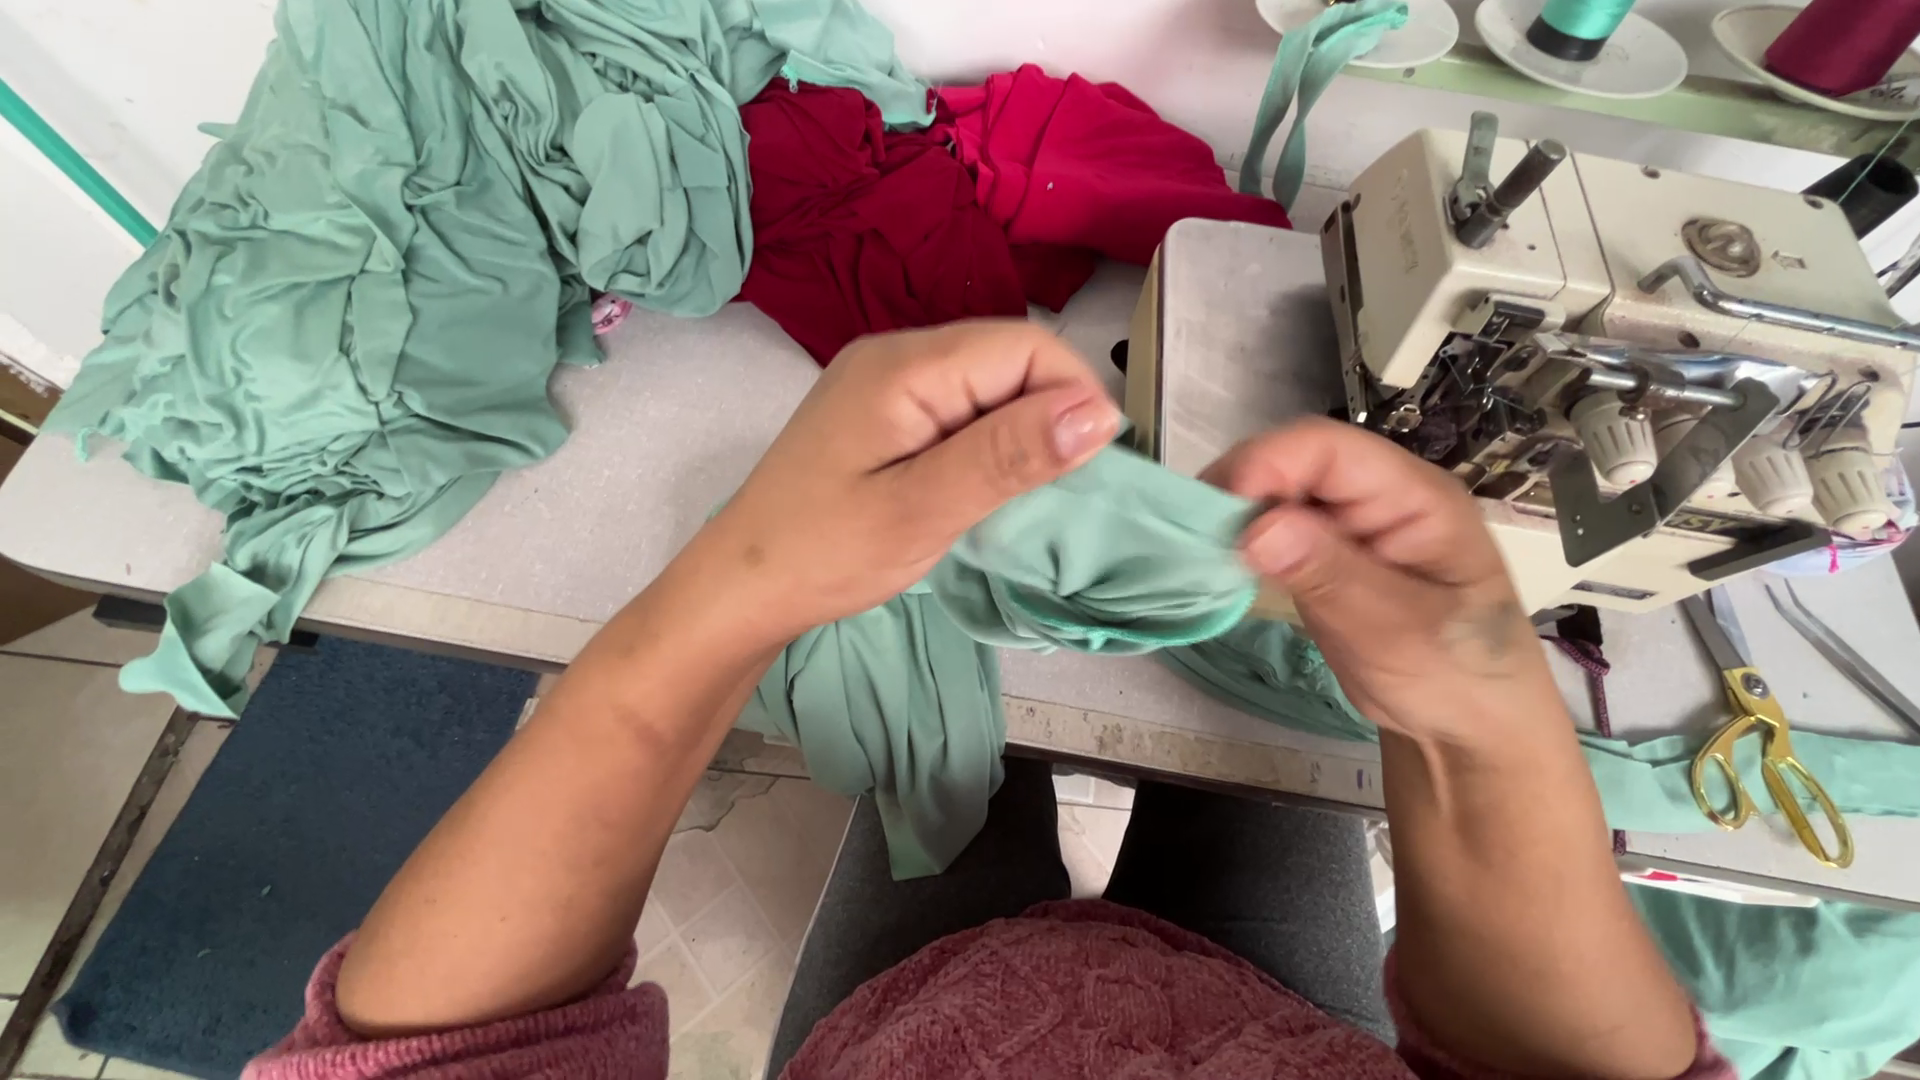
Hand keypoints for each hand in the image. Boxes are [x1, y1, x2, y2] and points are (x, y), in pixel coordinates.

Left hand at [693, 321, 1118, 644]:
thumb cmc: (825, 552)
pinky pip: (957, 406)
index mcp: (904, 365)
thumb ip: (1007, 456)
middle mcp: (895, 354)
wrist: (744, 584)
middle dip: (1047, 415)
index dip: (1072, 394)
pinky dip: (986, 440)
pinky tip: (980, 481)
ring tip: (1016, 492)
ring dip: (1019, 431)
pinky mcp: (882, 411)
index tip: (1089, 466)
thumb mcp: (922, 509)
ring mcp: (885, 381)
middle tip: (1051, 490)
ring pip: (986, 384)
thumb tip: (1098, 412)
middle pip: (1007, 357)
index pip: (1025, 345)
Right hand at [1202, 418, 1559, 741]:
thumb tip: (1256, 528)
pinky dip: (1243, 536)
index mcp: (1414, 496)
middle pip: (1296, 460)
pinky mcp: (1325, 552)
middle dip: (1242, 485)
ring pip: (1278, 491)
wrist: (1469, 724)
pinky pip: (1276, 526)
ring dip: (1236, 510)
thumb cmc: (1457, 677)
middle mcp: (1378, 496)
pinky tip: (1224, 560)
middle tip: (1196, 533)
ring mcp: (1350, 524)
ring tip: (1202, 547)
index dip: (1267, 464)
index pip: (1329, 450)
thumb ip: (1330, 576)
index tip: (1218, 510)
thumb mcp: (1398, 631)